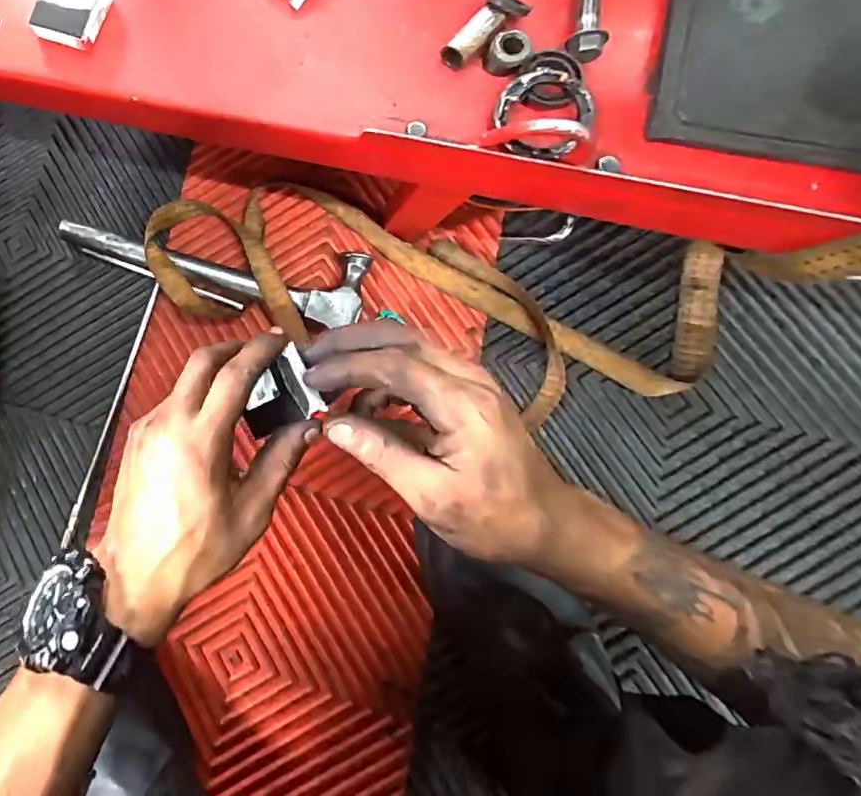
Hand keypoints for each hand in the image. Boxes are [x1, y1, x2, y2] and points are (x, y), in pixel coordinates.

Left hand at [97, 331, 317, 645]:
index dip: (260, 349)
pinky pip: (173, 401)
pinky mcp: (139, 437)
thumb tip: (305, 429)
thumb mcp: (250, 511)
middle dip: (235, 346)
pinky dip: (198, 395)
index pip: (233, 374)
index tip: (278, 340)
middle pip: (203, 359)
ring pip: (185, 379)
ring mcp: (149, 427)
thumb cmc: (190, 553)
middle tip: (262, 350)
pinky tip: (215, 416)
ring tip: (244, 385)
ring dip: (215, 371)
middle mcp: (169, 424)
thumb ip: (280, 461)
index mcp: (200, 440)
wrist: (134, 577)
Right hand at [302, 322, 580, 566]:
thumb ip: (382, 455)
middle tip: (311, 353)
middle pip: (401, 338)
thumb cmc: (494, 519)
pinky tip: (364, 398)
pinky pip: (419, 363)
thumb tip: (332, 426)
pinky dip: (384, 370)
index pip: (394, 365)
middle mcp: (468, 377)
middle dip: (351, 341)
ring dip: (366, 350)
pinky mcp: (467, 387)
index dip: (347, 366)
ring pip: (410, 343)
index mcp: (463, 403)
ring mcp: (470, 378)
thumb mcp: (433, 498)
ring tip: (329, 372)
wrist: (550, 523)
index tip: (310, 377)